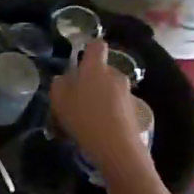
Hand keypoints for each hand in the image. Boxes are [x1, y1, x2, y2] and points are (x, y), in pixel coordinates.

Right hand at [49, 40, 156, 179]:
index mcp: (95, 68)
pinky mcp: (135, 111)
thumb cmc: (83, 117)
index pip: (97, 46)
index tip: (80, 59)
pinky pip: (117, 105)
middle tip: (77, 97)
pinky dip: (109, 112)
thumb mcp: (58, 100)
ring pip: (110, 89)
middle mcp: (115, 75)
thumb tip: (64, 79)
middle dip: (91, 79)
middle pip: (102, 70)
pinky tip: (98, 128)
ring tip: (86, 117)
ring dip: (100, 97)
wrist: (116, 147)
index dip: (89, 49)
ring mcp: (128, 93)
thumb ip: (59, 84)